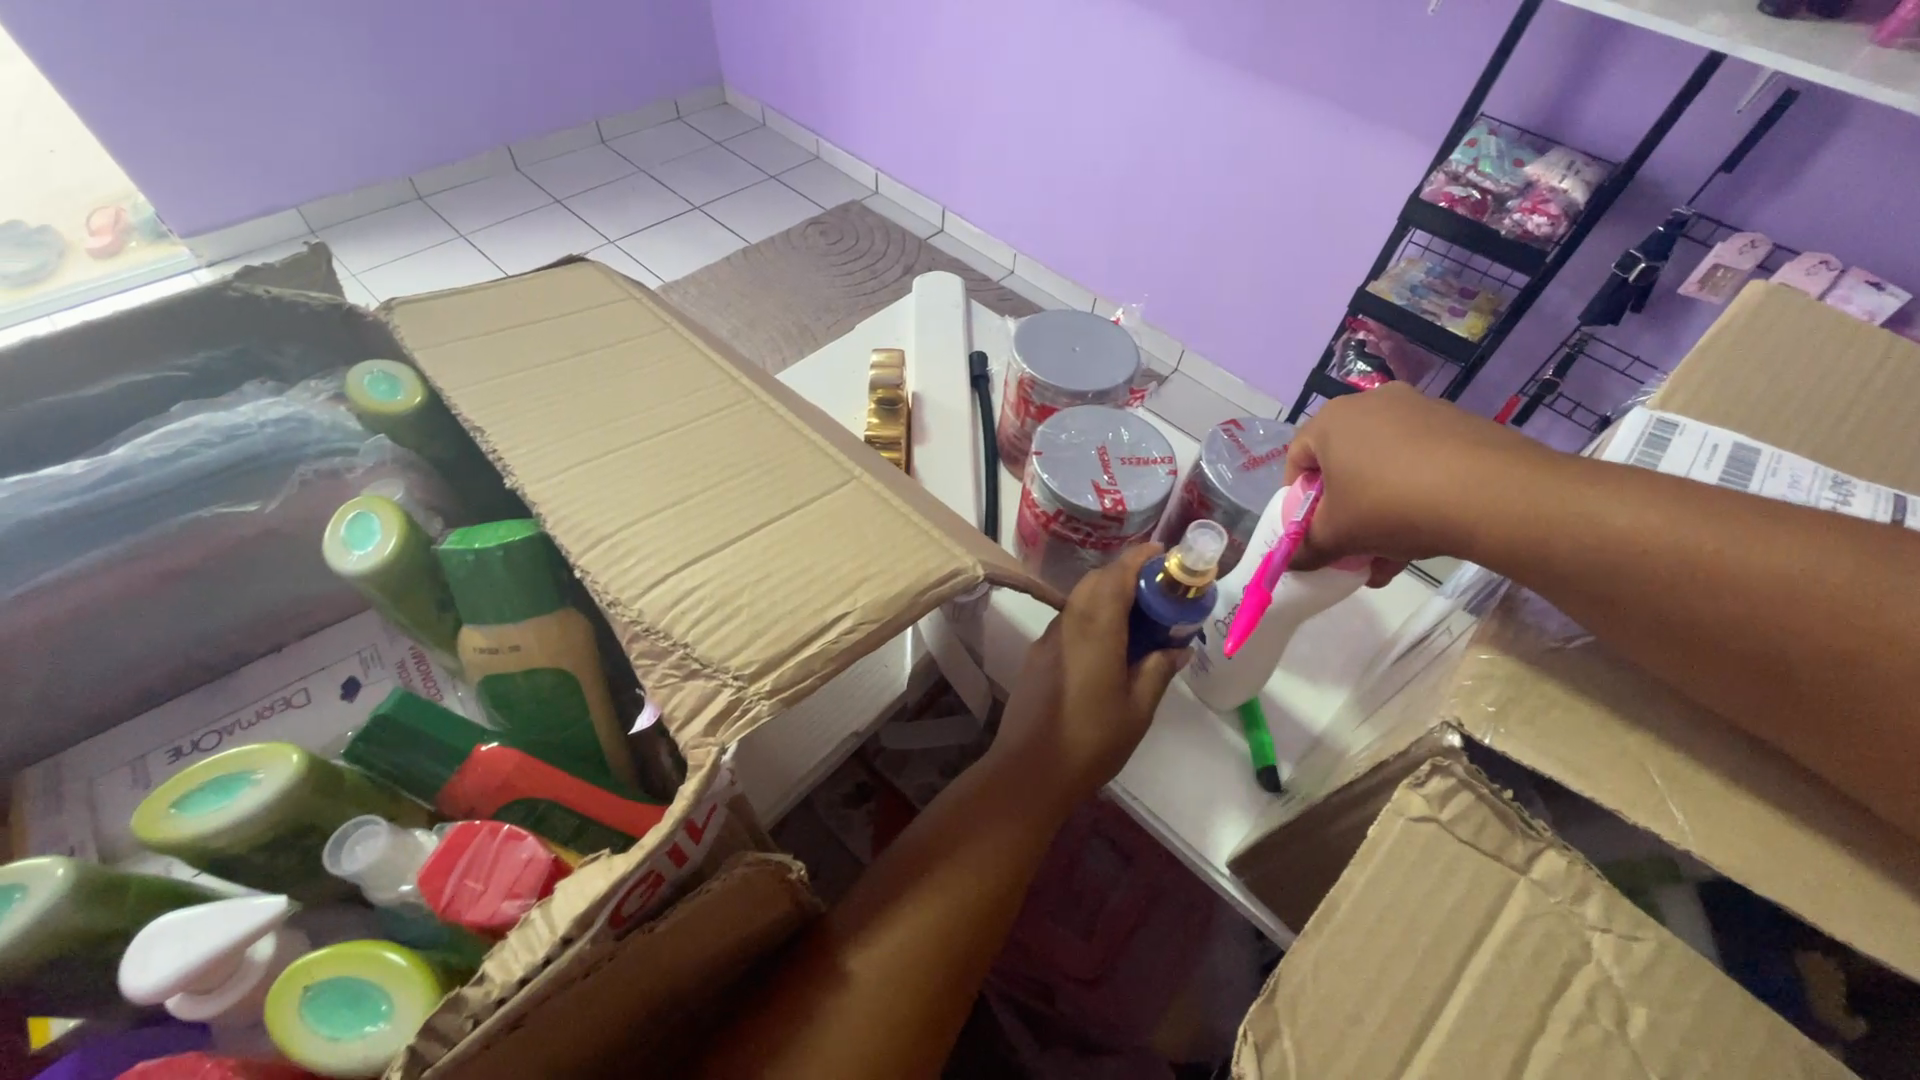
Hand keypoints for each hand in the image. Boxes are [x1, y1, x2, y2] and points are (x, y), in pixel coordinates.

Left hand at [987, 545, 1186, 812]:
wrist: (1028, 771)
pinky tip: (1110, 647)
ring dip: (1107, 598)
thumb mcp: (1137, 710)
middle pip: (1095, 582)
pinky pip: (1068, 624)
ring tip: (1139, 620)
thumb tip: (1177, 648)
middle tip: (1158, 593)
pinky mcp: (1036, 658)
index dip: (1139, 558)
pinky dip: (1092, 619)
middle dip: (1126, 576)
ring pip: (1079, 602)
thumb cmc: (1090, 741)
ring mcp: (1047, 641)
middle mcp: (1067, 625)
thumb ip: (1157, 671)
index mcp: (1095, 629)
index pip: (1116, 575)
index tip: (1163, 555)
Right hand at [1284, 383, 1551, 580]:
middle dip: (1344, 508)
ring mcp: (1420, 410)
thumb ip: (1306, 548)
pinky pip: (1420, 463)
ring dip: (1379, 509)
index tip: (1313, 530)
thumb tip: (1289, 561)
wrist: (1492, 494)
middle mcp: (1373, 403)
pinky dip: (1414, 496)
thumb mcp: (1337, 536)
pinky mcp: (1459, 425)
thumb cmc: (1390, 505)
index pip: (1297, 458)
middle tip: (1351, 544)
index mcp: (1332, 420)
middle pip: (1343, 463)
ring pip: (1384, 467)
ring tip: (1389, 555)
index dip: (1299, 499)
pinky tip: (1424, 535)